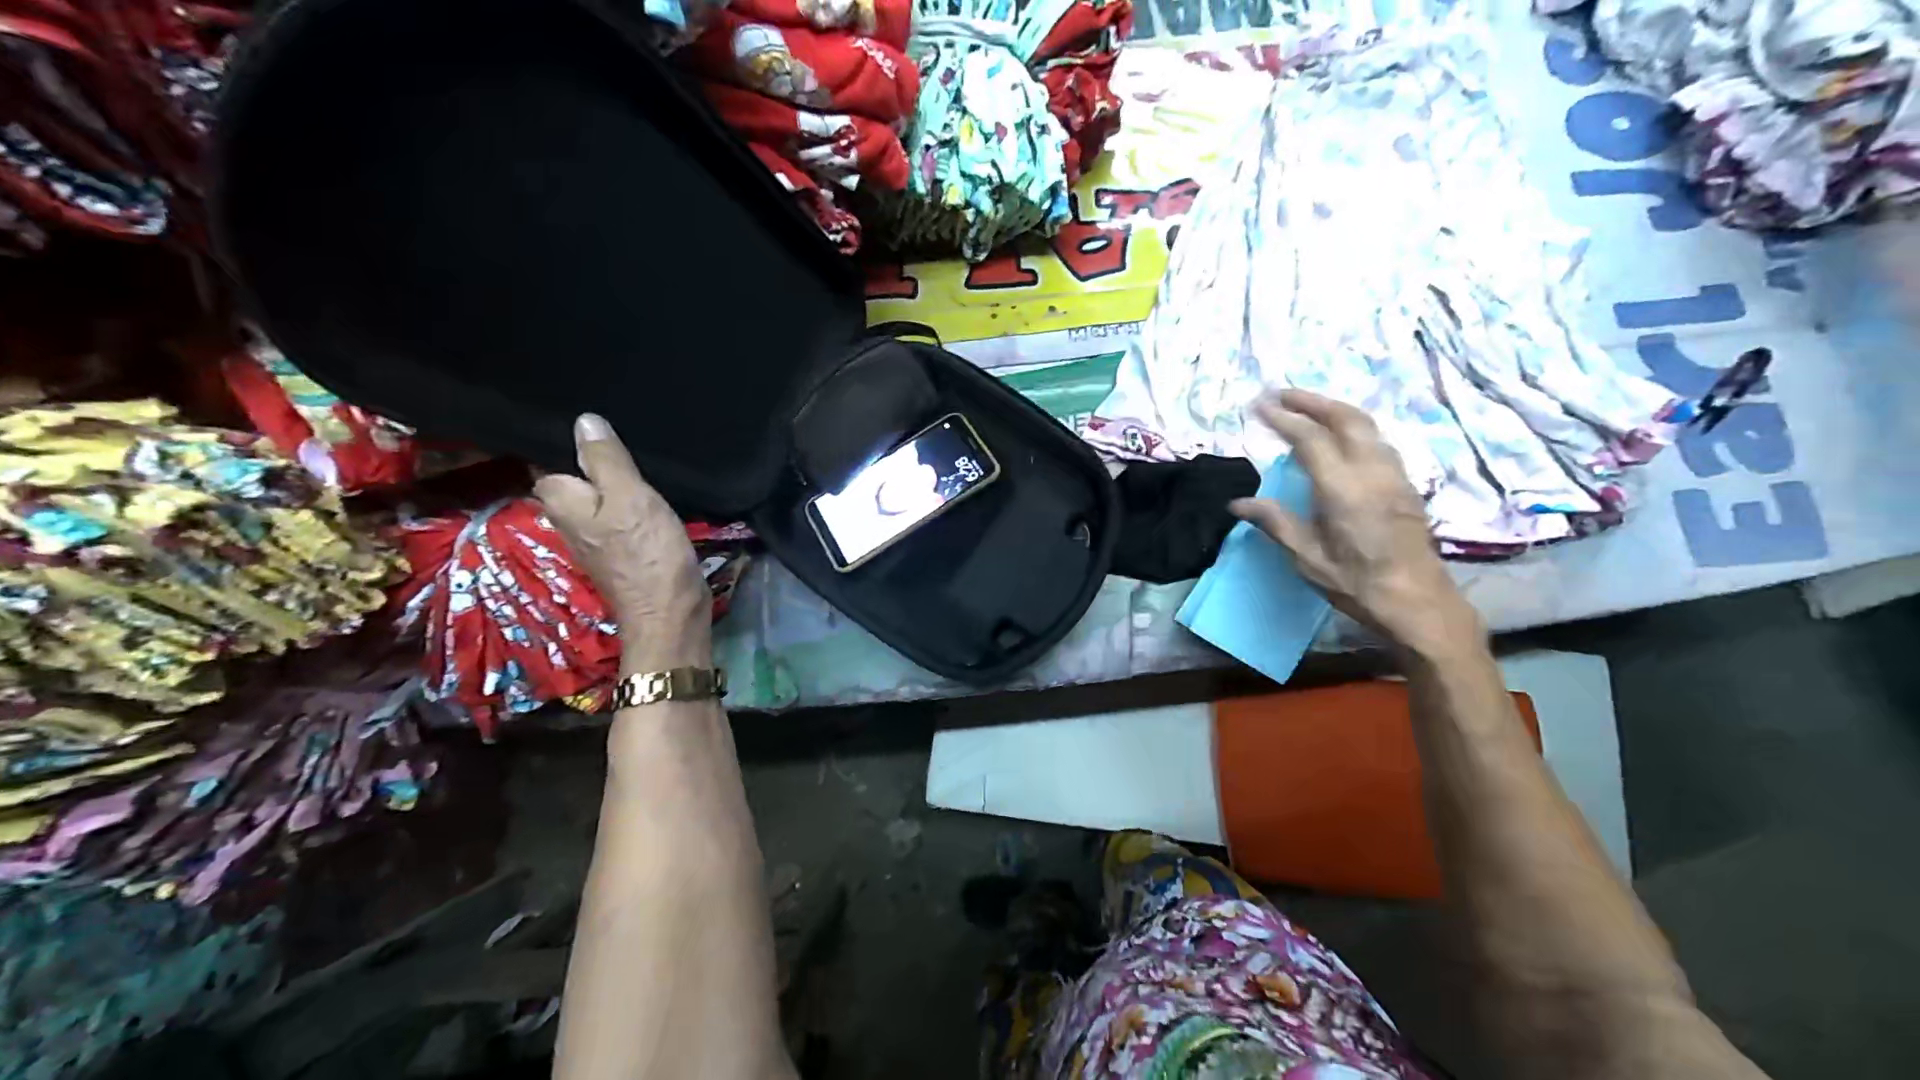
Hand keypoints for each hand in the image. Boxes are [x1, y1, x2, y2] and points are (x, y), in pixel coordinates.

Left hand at [535, 413, 712, 670]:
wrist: (670, 610)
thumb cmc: (648, 552)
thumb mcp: (630, 496)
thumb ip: (606, 459)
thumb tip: (583, 421)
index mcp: (561, 502)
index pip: (550, 462)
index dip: (571, 446)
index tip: (599, 433)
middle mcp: (569, 520)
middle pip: (576, 480)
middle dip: (594, 463)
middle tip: (626, 442)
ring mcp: (595, 538)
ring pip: (598, 498)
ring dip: (616, 483)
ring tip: (640, 463)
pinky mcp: (621, 550)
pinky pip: (618, 515)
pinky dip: (630, 505)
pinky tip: (651, 497)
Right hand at [1229, 389, 1477, 653]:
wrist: (1418, 602)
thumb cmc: (1356, 583)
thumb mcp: (1307, 558)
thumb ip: (1275, 523)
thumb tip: (1239, 503)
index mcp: (1343, 489)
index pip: (1310, 439)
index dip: (1283, 418)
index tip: (1259, 406)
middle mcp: (1372, 472)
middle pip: (1345, 418)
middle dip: (1312, 401)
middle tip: (1281, 394)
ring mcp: (1394, 475)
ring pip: (1367, 426)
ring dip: (1335, 410)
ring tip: (1308, 408)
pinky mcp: (1405, 485)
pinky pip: (1378, 441)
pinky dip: (1353, 426)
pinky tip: (1340, 437)